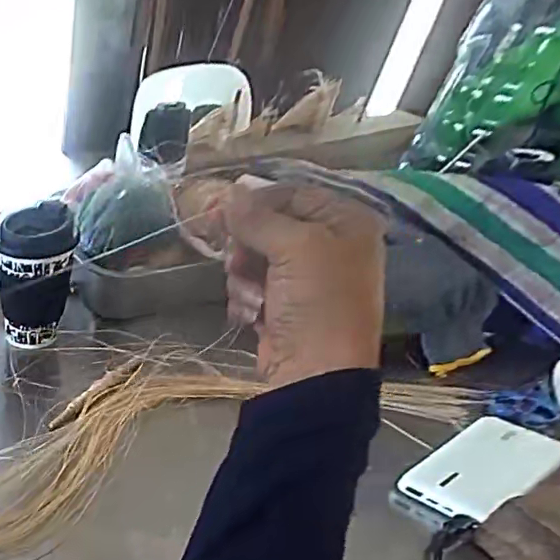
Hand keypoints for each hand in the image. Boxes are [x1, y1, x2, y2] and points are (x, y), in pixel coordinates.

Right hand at [223, 179, 386, 389]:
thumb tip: (230, 192)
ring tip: (255, 300)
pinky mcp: (279, 303)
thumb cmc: (317, 302)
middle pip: (265, 229)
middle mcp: (325, 244)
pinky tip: (253, 315)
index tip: (215, 215)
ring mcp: (301, 276)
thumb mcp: (295, 250)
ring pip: (250, 261)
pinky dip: (244, 300)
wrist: (313, 367)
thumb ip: (260, 219)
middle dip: (245, 250)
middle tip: (237, 265)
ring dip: (242, 280)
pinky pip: (247, 288)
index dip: (253, 204)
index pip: (290, 195)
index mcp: (344, 221)